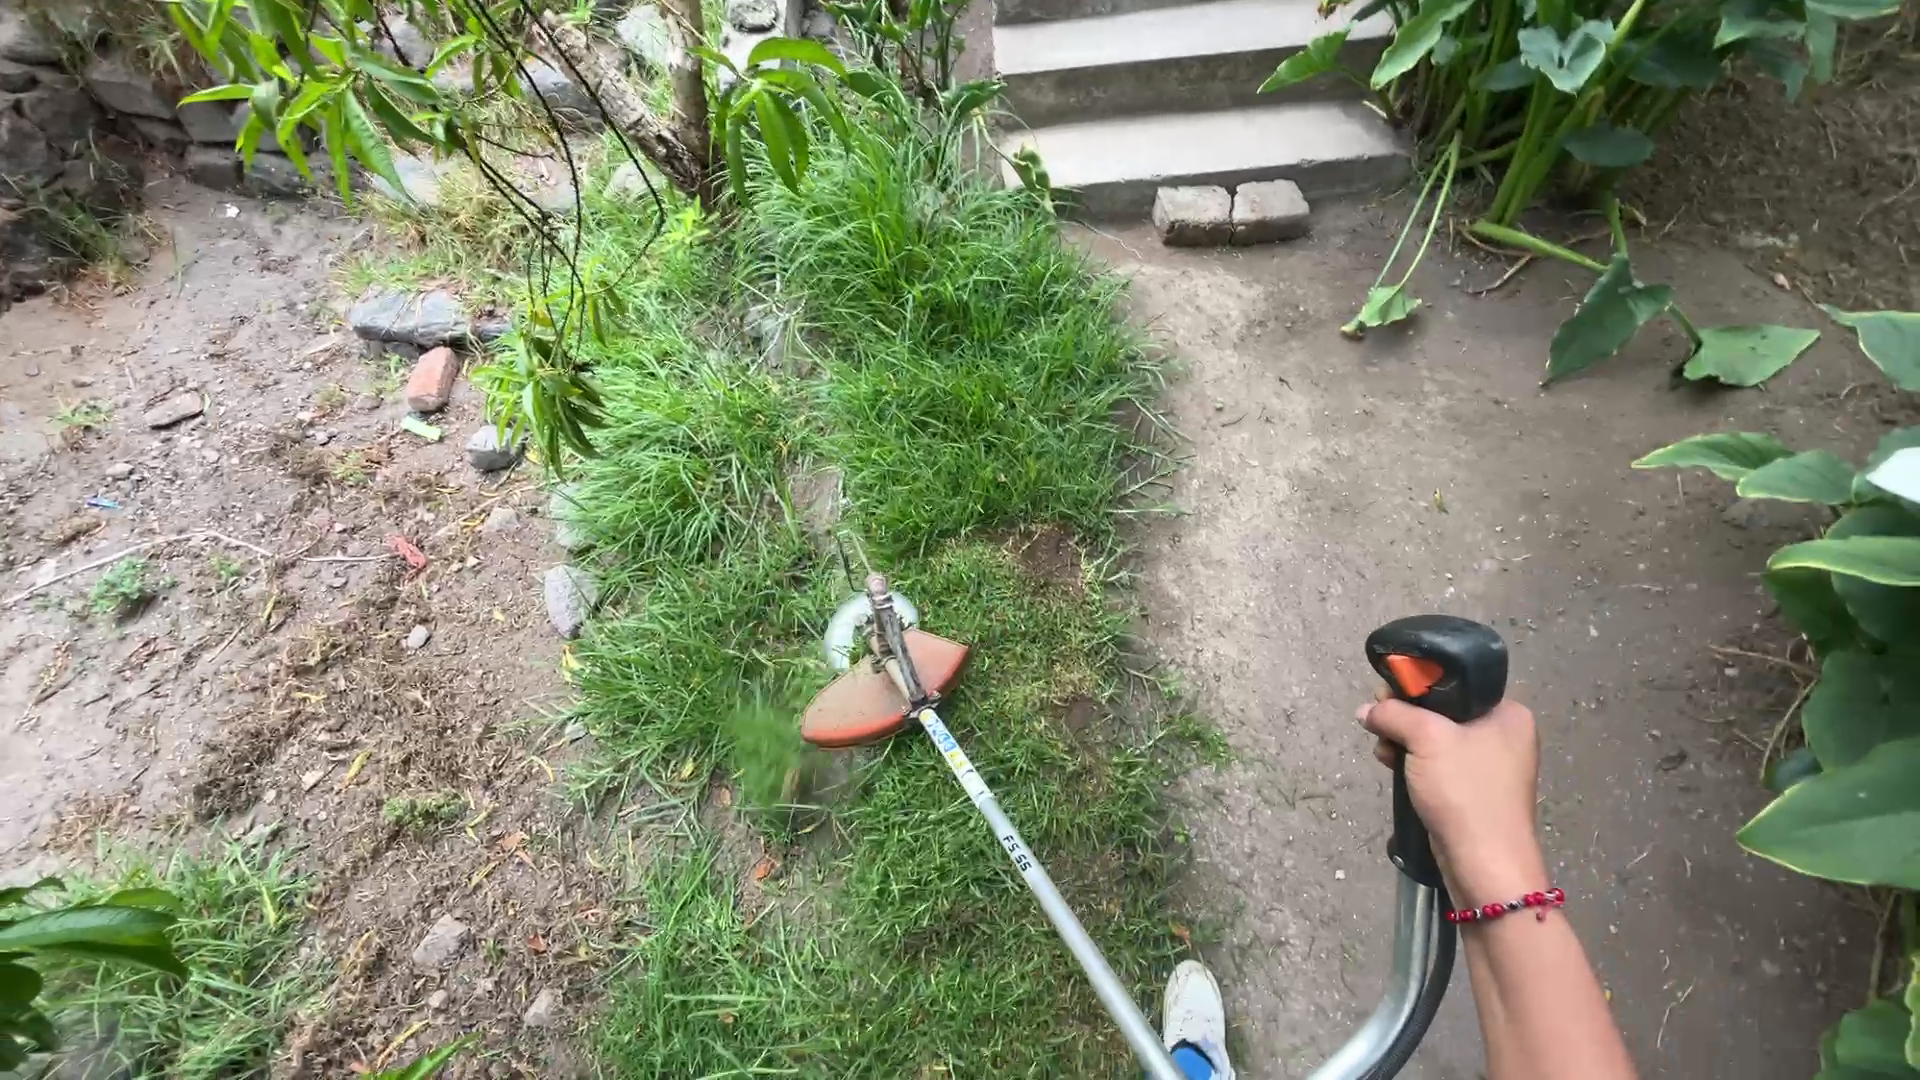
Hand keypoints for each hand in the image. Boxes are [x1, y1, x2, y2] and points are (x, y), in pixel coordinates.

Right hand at [1358, 695, 1546, 903]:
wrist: (1483, 862)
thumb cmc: (1465, 791)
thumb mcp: (1426, 738)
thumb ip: (1392, 713)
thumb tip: (1365, 711)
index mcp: (1507, 713)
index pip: (1453, 682)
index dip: (1416, 685)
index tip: (1388, 696)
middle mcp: (1501, 734)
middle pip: (1438, 708)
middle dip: (1402, 716)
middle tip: (1383, 726)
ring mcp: (1486, 763)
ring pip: (1430, 735)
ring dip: (1400, 739)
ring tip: (1385, 752)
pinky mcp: (1468, 787)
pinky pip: (1432, 760)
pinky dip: (1409, 760)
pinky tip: (1391, 765)